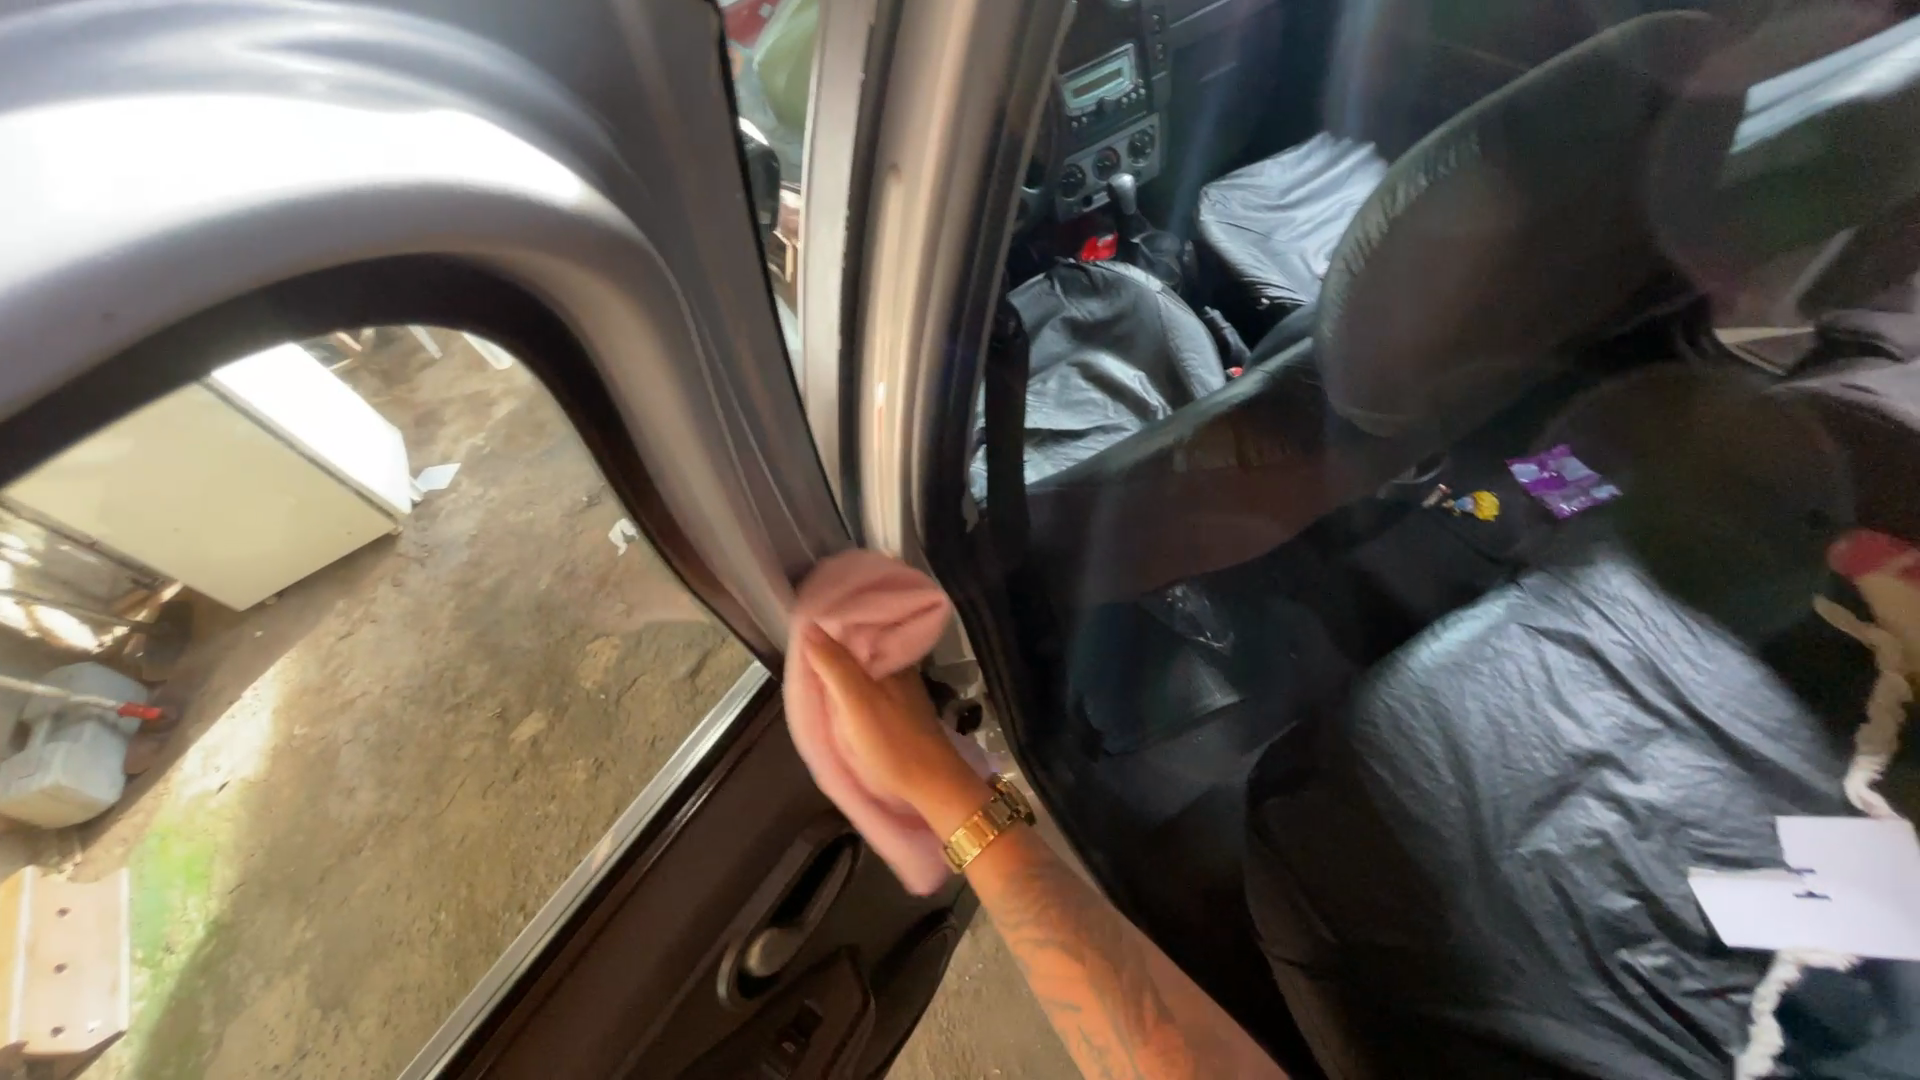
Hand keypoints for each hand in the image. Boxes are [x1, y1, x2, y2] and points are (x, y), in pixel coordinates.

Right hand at [803, 623, 989, 832]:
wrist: (932, 784)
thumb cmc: (892, 742)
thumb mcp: (856, 702)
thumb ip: (835, 664)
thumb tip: (810, 626)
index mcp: (890, 657)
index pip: (856, 627)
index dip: (829, 626)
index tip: (801, 627)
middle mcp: (898, 665)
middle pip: (859, 646)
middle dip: (832, 646)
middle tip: (800, 651)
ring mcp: (901, 686)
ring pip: (864, 666)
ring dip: (840, 666)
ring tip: (813, 669)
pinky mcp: (900, 706)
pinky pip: (870, 684)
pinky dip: (852, 684)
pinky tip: (838, 693)